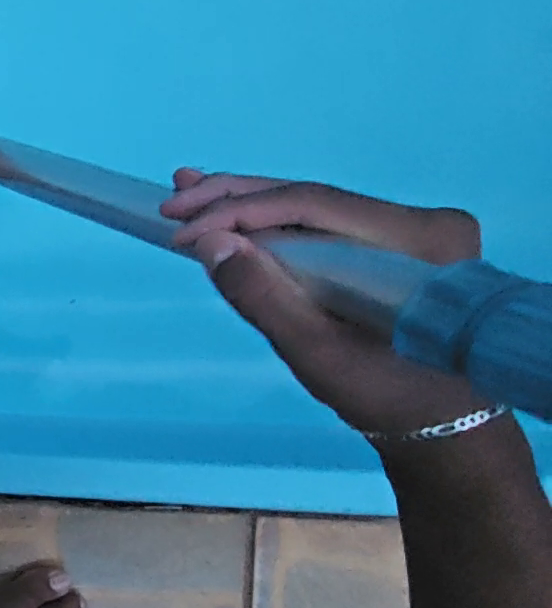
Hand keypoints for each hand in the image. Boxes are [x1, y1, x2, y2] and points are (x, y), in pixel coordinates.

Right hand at [161, 169, 486, 437]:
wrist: (435, 417)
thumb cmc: (379, 389)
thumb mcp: (311, 349)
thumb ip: (263, 294)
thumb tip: (210, 242)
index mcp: (414, 242)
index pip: (310, 206)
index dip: (236, 212)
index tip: (179, 233)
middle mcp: (419, 222)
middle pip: (307, 197)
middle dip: (232, 198)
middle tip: (171, 202)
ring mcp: (406, 230)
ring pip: (306, 205)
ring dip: (241, 202)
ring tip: (184, 190)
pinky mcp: (386, 243)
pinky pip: (315, 222)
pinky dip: (264, 218)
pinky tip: (223, 206)